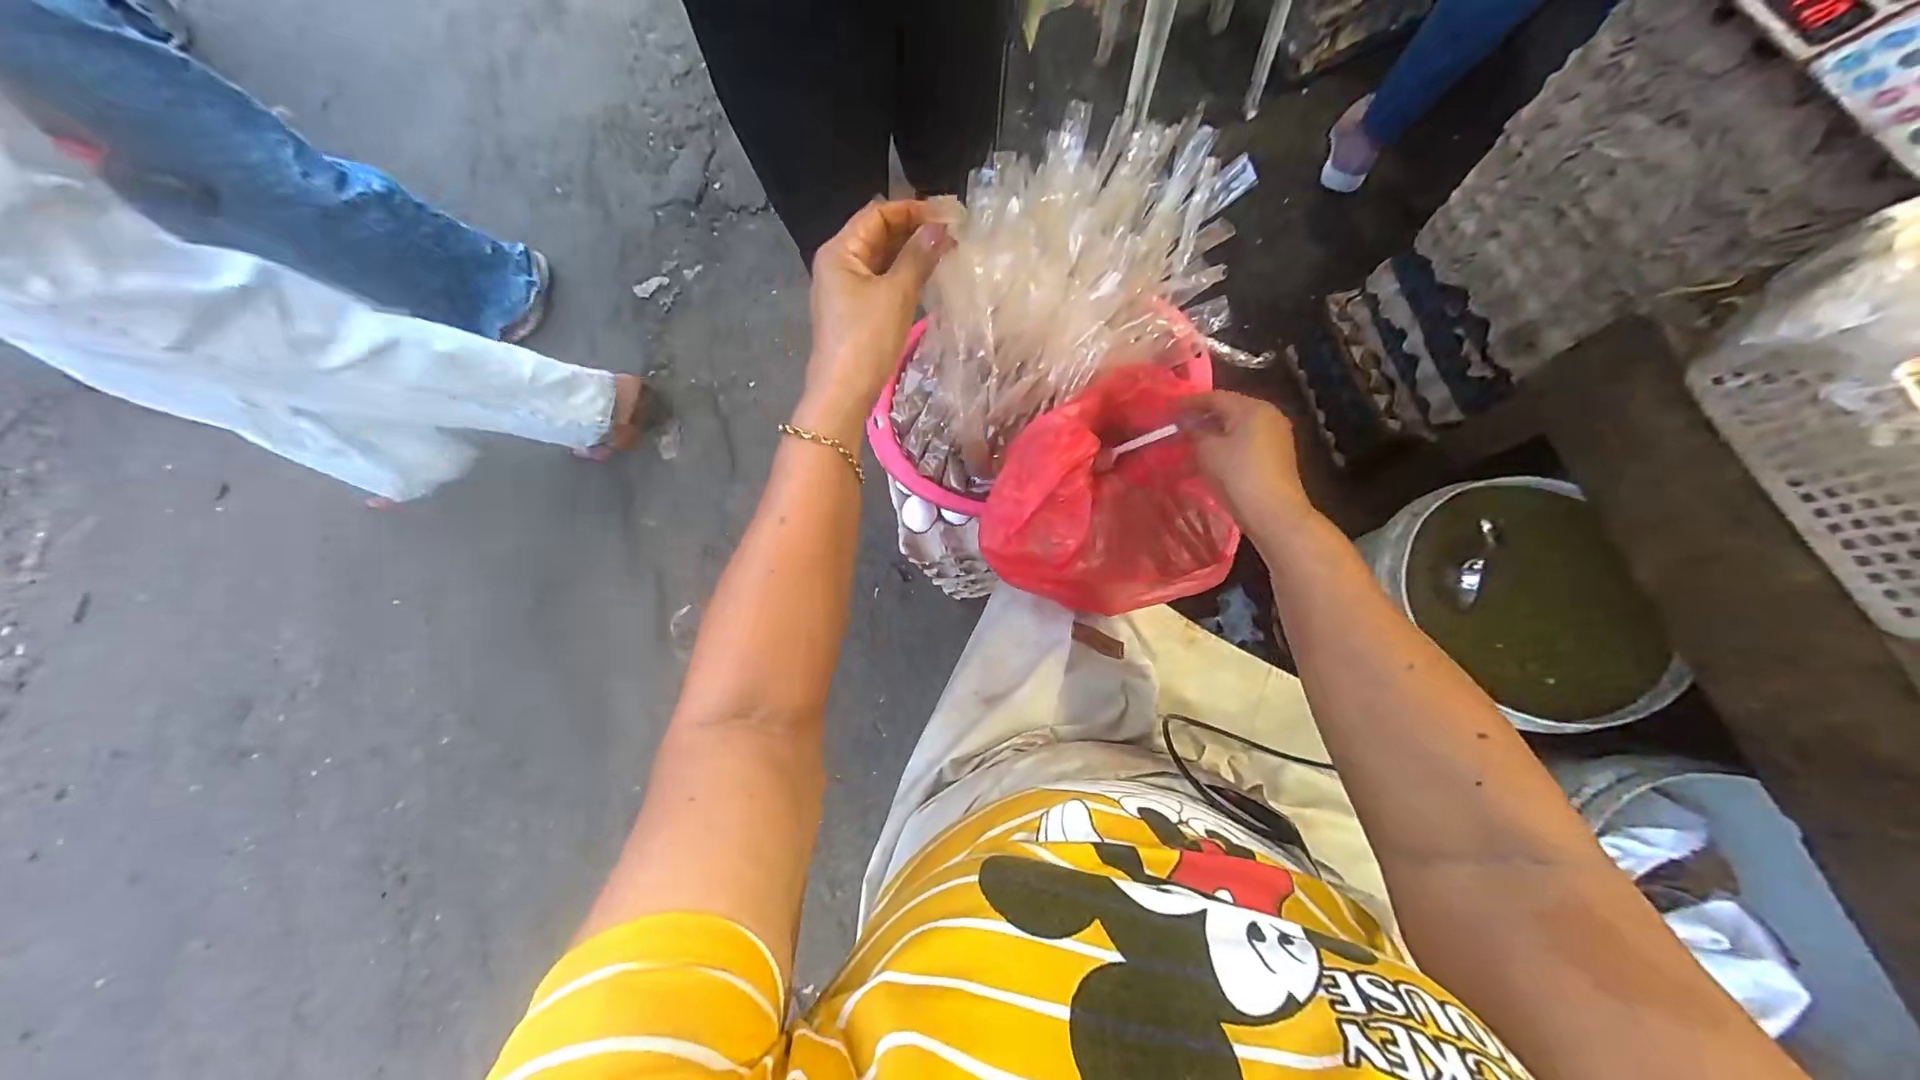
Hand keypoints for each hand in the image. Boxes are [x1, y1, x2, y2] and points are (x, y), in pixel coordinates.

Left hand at [794, 199, 952, 441]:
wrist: (843, 392)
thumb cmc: (866, 339)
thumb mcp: (896, 294)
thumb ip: (918, 256)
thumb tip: (941, 227)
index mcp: (839, 250)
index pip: (878, 213)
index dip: (913, 209)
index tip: (949, 214)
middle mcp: (838, 263)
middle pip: (878, 233)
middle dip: (914, 228)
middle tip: (953, 231)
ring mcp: (844, 288)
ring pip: (881, 258)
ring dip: (911, 251)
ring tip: (947, 250)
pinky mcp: (854, 310)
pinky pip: (881, 280)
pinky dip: (903, 273)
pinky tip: (927, 275)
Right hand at [1178, 391, 1316, 531]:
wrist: (1272, 512)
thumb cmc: (1238, 474)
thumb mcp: (1207, 450)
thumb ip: (1194, 432)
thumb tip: (1187, 425)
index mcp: (1253, 408)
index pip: (1215, 397)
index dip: (1188, 403)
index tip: (1167, 411)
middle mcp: (1268, 415)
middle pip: (1228, 410)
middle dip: (1201, 418)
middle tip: (1176, 427)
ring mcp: (1274, 436)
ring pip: (1236, 428)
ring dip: (1211, 433)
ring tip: (1188, 443)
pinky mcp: (1275, 456)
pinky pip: (1244, 442)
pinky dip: (1225, 445)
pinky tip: (1207, 457)